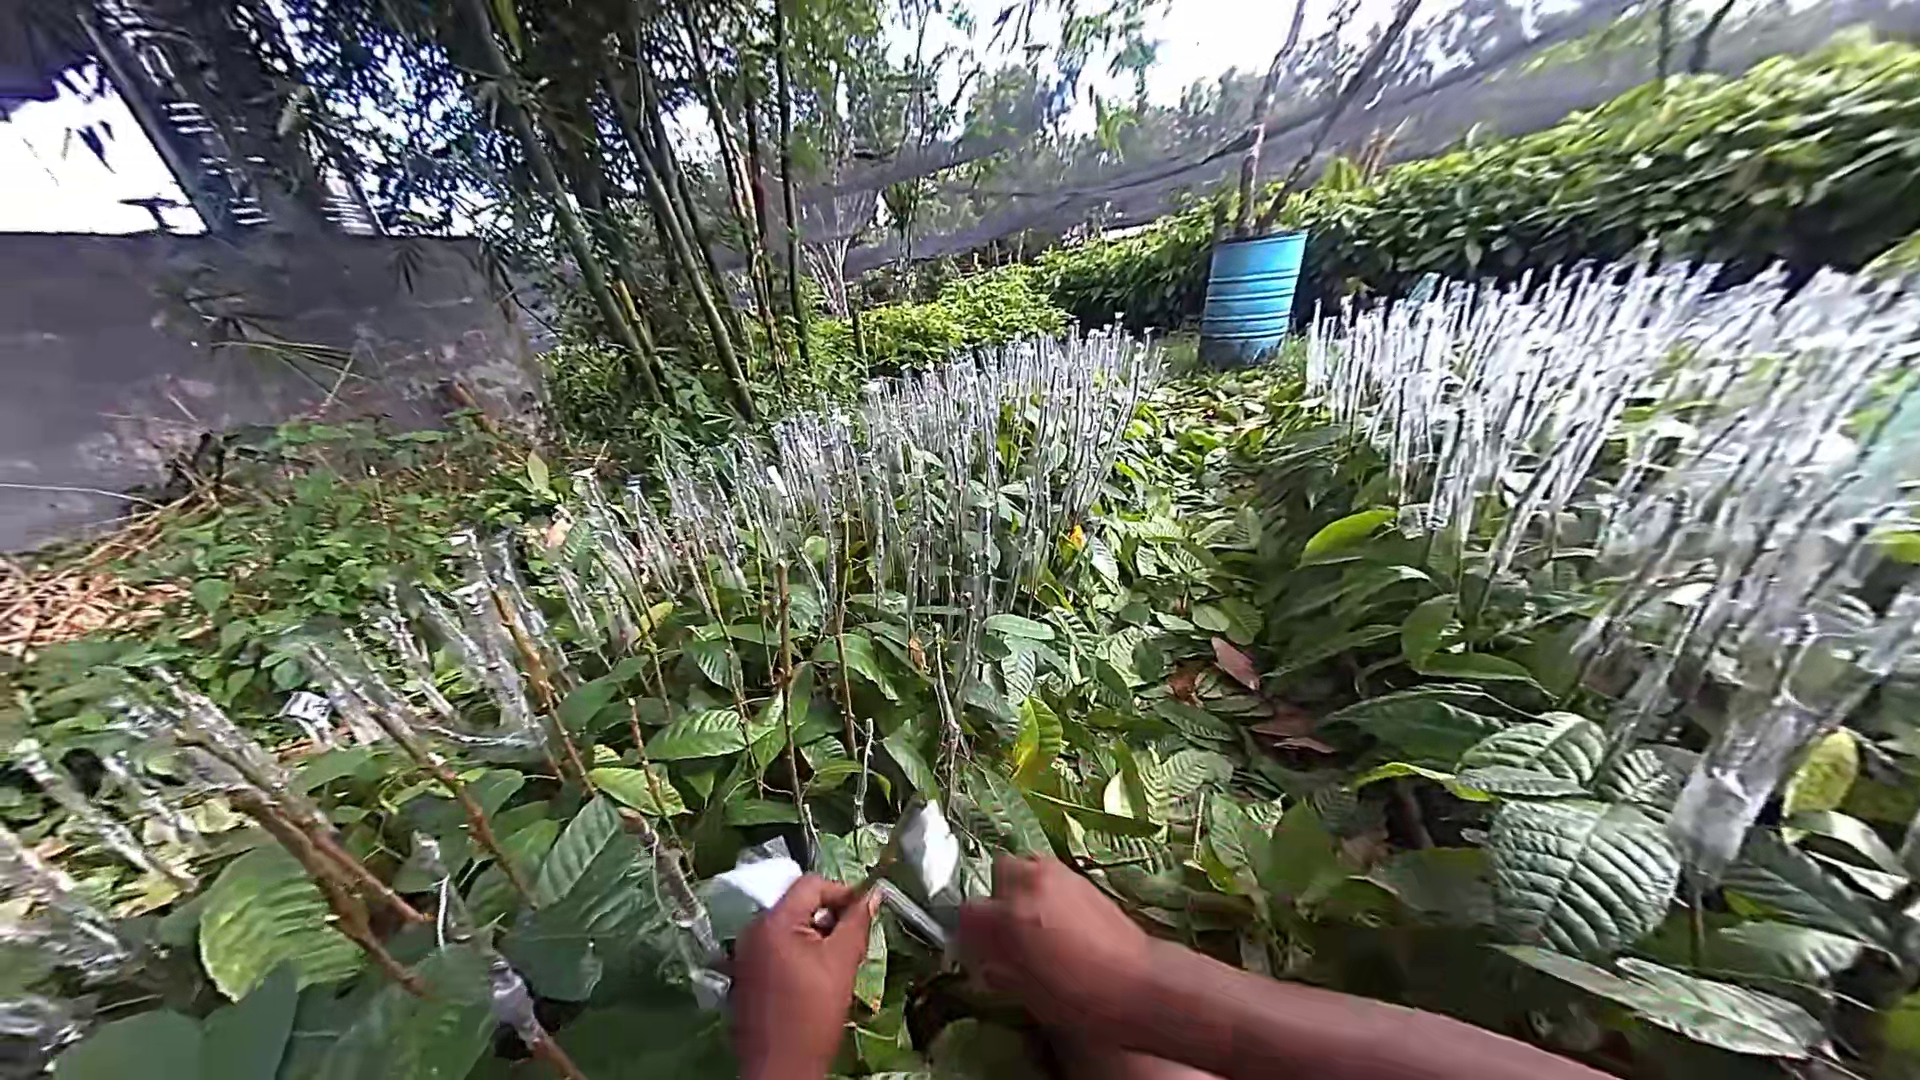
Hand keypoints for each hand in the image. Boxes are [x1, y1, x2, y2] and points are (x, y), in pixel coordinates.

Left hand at [732, 875, 878, 1079]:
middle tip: (851, 939)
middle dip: (828, 916)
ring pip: (789, 925)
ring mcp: (746, 954)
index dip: (841, 893)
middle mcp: (753, 931)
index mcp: (774, 922)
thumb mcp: (842, 962)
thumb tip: (873, 893)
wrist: (779, 1075)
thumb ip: (857, 921)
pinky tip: (814, 974)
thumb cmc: (812, 1016)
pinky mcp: (745, 975)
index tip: (862, 912)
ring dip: (815, 933)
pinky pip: (776, 945)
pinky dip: (798, 950)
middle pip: (798, 903)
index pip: (811, 884)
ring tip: (836, 959)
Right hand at [957, 855, 1154, 1036]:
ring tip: (1027, 916)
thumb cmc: (1083, 998)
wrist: (1139, 981)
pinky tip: (1051, 912)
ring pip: (1020, 865)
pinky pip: (1043, 869)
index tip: (974, 946)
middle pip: (995, 876)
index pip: (968, 912)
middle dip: (994, 899)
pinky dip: (1039, 884)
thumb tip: (983, 957)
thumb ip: (998, 967)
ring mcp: (1054, 873)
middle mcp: (1029, 884)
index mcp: (1012, 917)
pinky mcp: (1075, 873)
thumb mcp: (1029, 993)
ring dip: (1017, 885)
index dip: (967, 932)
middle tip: (1002, 928)